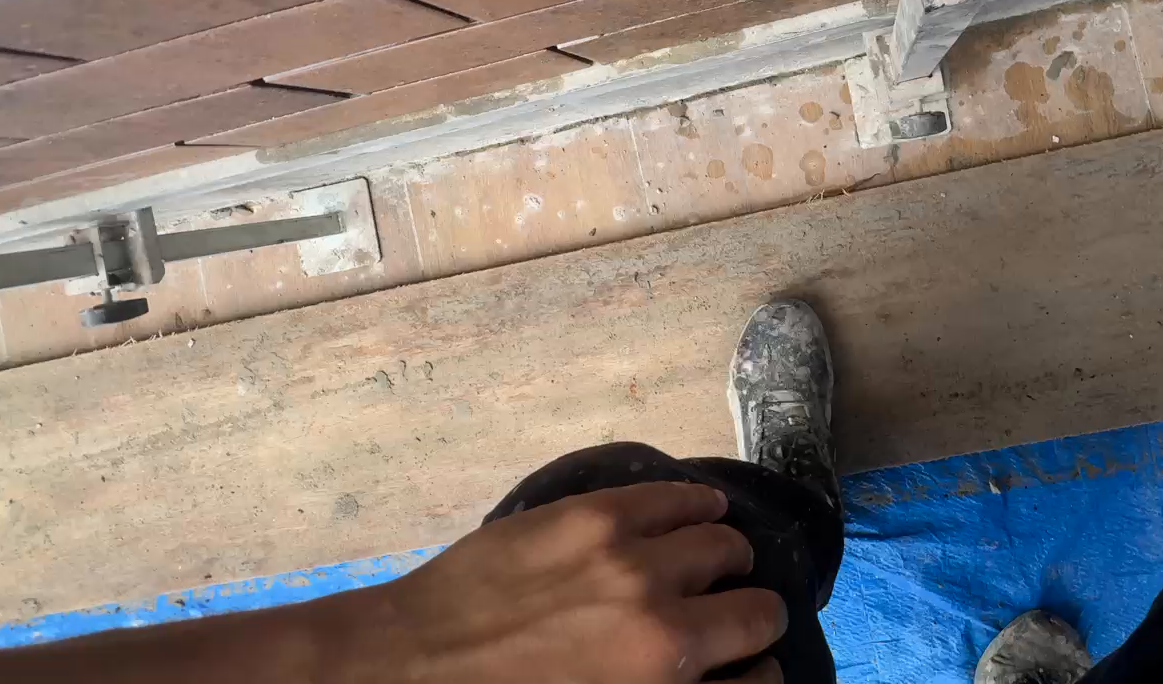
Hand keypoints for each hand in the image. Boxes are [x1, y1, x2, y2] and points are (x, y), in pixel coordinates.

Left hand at [345, 481, 785, 683]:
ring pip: (721, 543)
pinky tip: (705, 506)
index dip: (762, 674)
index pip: (760, 683)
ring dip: (730, 556)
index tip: (754, 667)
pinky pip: (676, 497)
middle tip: (734, 613)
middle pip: (754, 610)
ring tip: (721, 555)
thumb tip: (703, 675)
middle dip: (753, 614)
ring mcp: (634, 562)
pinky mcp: (600, 514)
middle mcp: (666, 629)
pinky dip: (701, 502)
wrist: (400, 676)